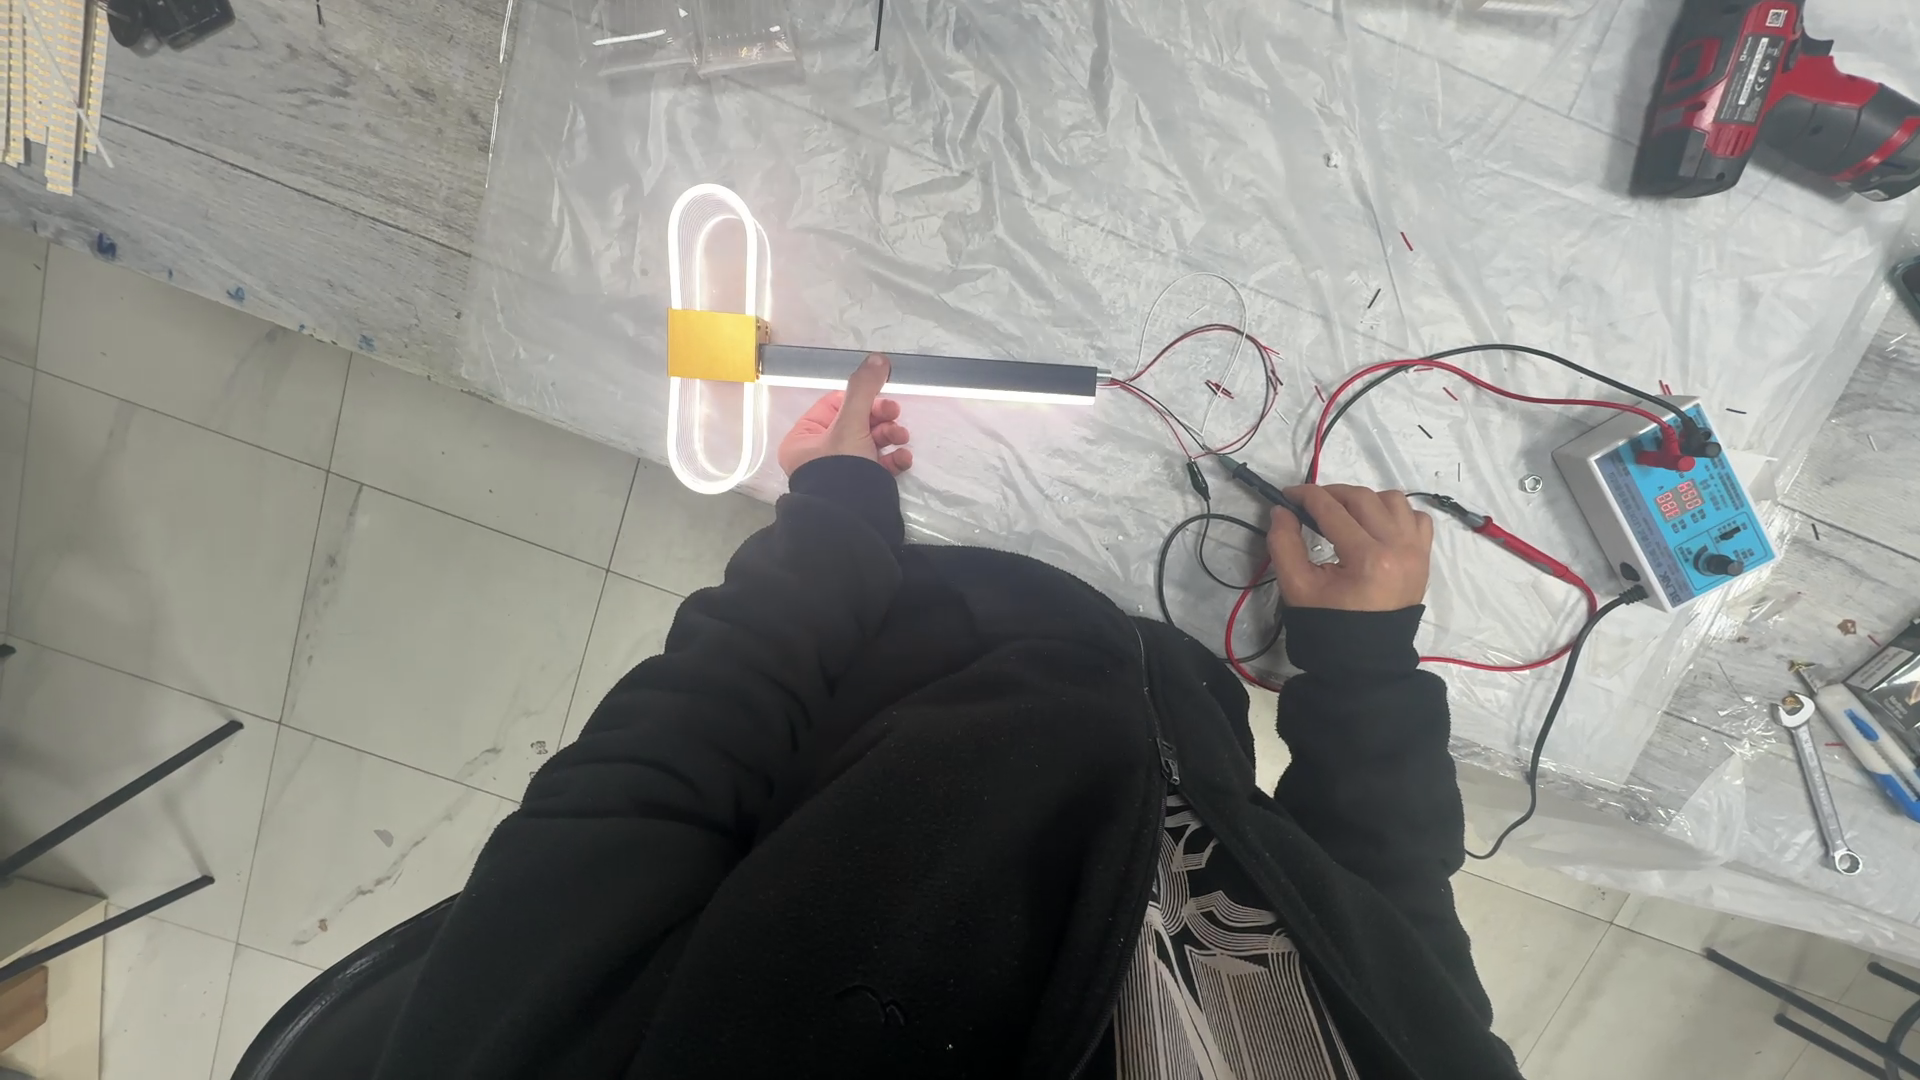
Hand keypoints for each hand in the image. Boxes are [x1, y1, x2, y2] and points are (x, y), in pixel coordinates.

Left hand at [776, 353, 912, 476]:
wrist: (852, 519)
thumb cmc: (841, 467)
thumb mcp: (851, 422)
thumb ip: (864, 388)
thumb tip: (879, 358)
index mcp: (803, 439)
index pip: (833, 405)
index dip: (860, 400)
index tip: (881, 402)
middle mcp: (819, 454)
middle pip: (855, 422)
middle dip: (880, 419)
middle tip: (896, 417)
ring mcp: (841, 471)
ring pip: (870, 443)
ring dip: (890, 437)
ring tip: (902, 439)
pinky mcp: (861, 486)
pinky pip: (878, 466)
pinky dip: (893, 459)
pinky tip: (903, 459)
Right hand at [1266, 485, 1432, 611]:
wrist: (1363, 656)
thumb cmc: (1327, 621)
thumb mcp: (1295, 585)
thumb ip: (1283, 543)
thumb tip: (1282, 510)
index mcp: (1366, 558)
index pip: (1332, 510)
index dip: (1305, 495)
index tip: (1287, 494)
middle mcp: (1398, 547)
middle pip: (1363, 498)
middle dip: (1332, 493)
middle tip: (1310, 503)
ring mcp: (1416, 551)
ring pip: (1393, 500)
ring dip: (1365, 500)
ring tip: (1343, 513)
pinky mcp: (1423, 556)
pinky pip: (1416, 518)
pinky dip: (1395, 513)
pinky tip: (1373, 524)